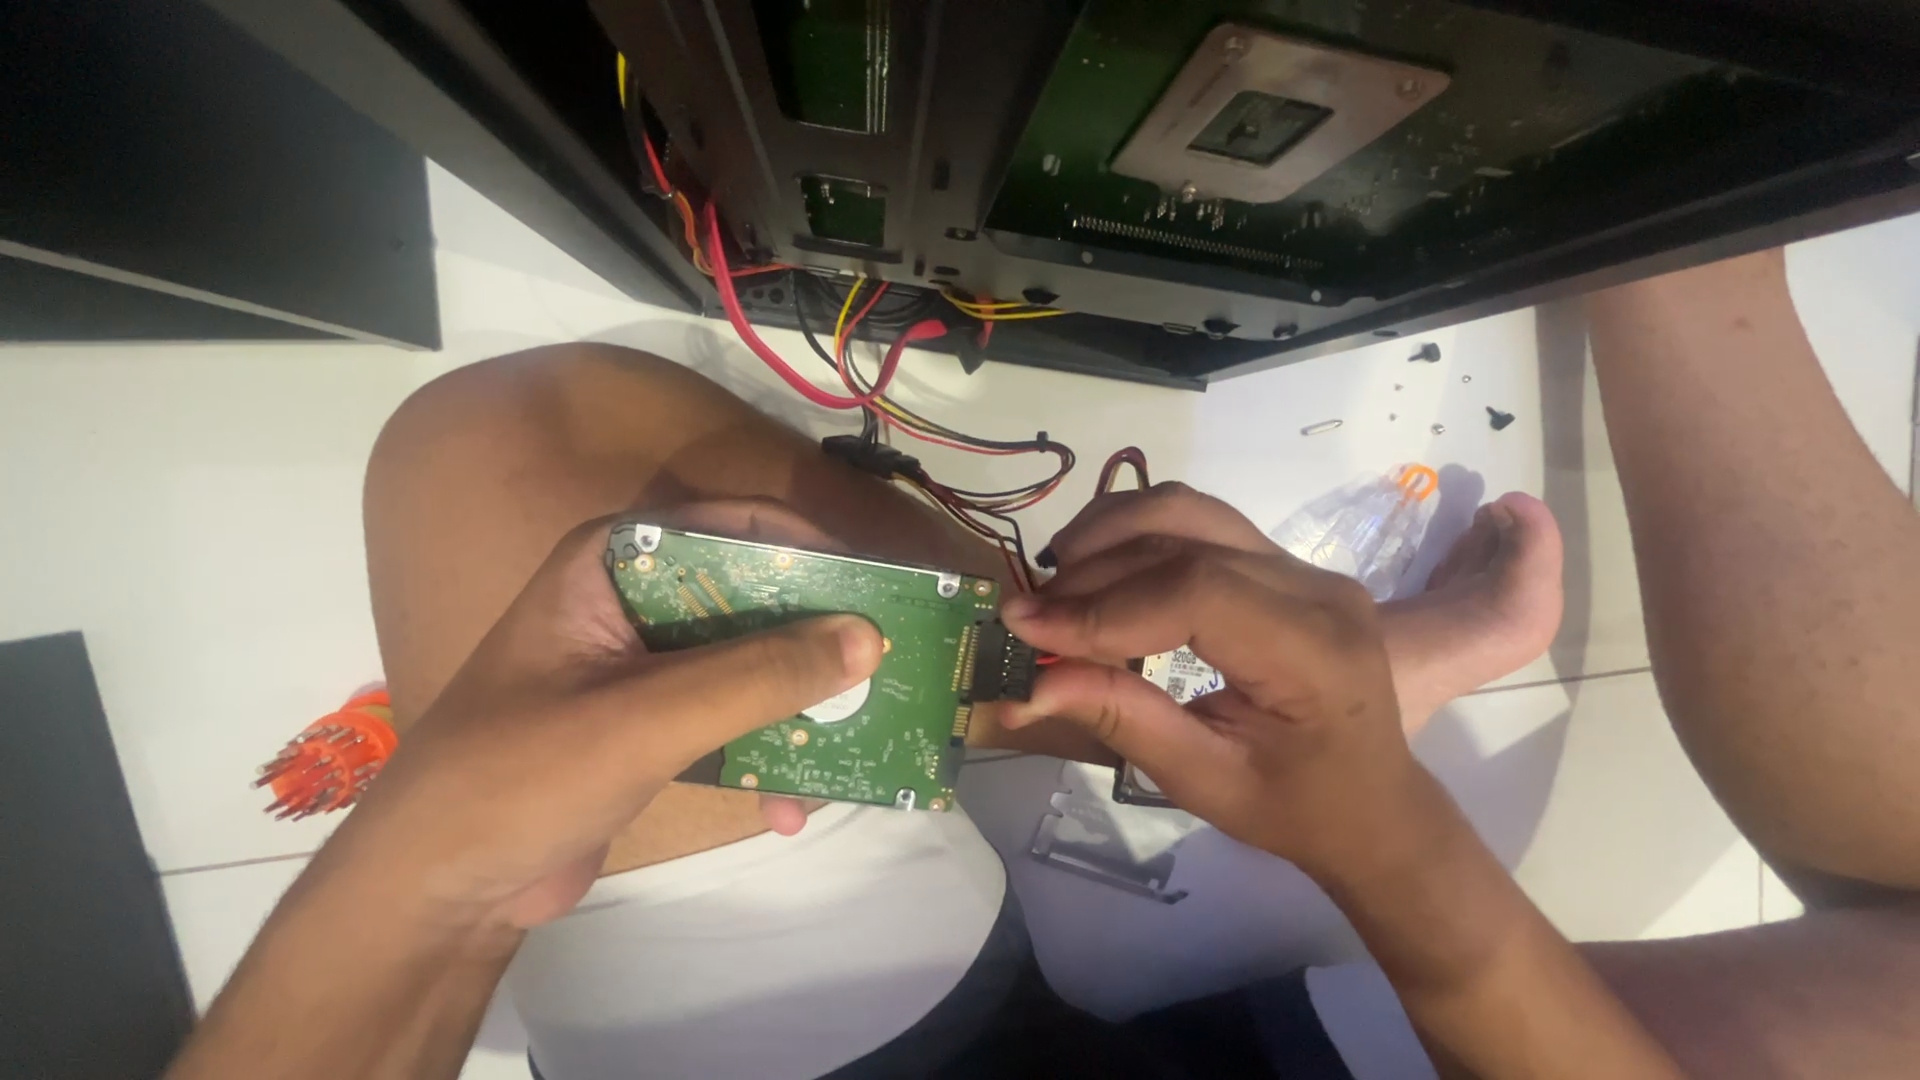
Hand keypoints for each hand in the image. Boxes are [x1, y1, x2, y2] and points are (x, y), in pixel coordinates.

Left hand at [311, 510, 881, 932]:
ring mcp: (650, 662)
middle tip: (882, 668)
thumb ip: (760, 675)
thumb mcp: (648, 719)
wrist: (435, 893)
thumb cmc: (519, 777)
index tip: (879, 587)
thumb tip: (870, 638)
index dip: (812, 548)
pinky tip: (788, 807)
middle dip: (819, 639)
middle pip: (755, 595)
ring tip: (849, 750)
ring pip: (753, 660)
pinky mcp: (658, 720)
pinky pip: (735, 714)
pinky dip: (767, 753)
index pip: (736, 524)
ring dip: (800, 706)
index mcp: (617, 562)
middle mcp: (639, 599)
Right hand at [1003, 495, 1429, 880]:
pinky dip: (1133, 535)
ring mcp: (1300, 565)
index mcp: (1314, 651)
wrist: (1372, 804)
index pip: (1196, 591)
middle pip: (1183, 532)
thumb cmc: (1295, 808)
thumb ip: (1121, 718)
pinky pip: (1194, 523)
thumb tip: (1025, 687)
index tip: (1027, 627)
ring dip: (1109, 533)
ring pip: (1185, 509)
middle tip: (1032, 611)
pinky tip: (1099, 570)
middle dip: (1093, 567)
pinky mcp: (1279, 562)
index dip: (1103, 605)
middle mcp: (1314, 588)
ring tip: (1059, 584)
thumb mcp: (1203, 780)